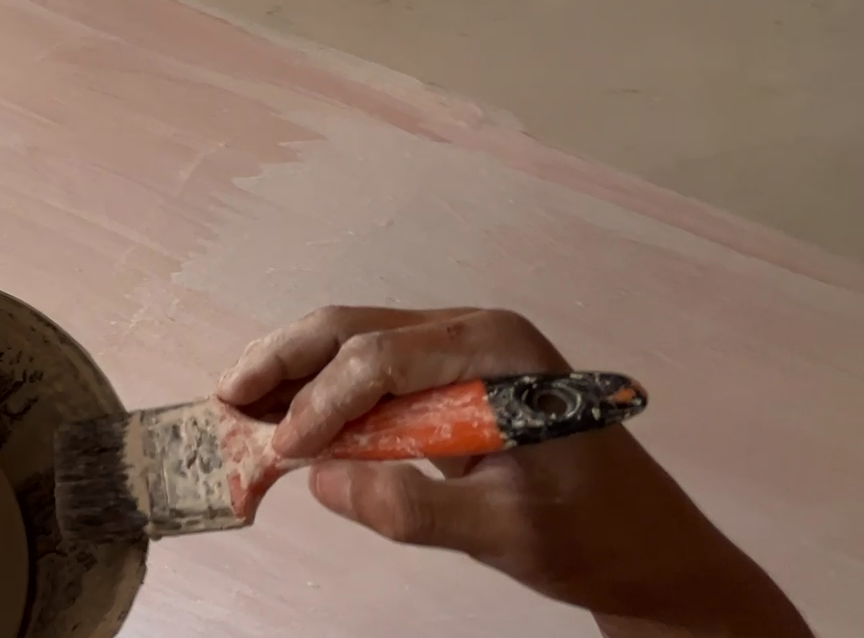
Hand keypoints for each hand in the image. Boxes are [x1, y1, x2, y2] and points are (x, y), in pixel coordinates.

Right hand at [218, 307, 810, 636]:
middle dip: (282, 361)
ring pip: (341, 339)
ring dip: (286, 369)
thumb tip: (316, 480)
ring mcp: (445, 343)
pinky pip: (356, 365)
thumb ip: (412, 508)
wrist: (653, 553)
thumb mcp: (508, 535)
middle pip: (347, 328)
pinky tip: (277, 406)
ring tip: (236, 397)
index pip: (380, 357)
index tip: (284, 448)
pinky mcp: (431, 369)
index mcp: (493, 345)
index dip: (322, 400)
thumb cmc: (593, 539)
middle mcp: (462, 327)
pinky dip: (310, 386)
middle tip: (227, 394)